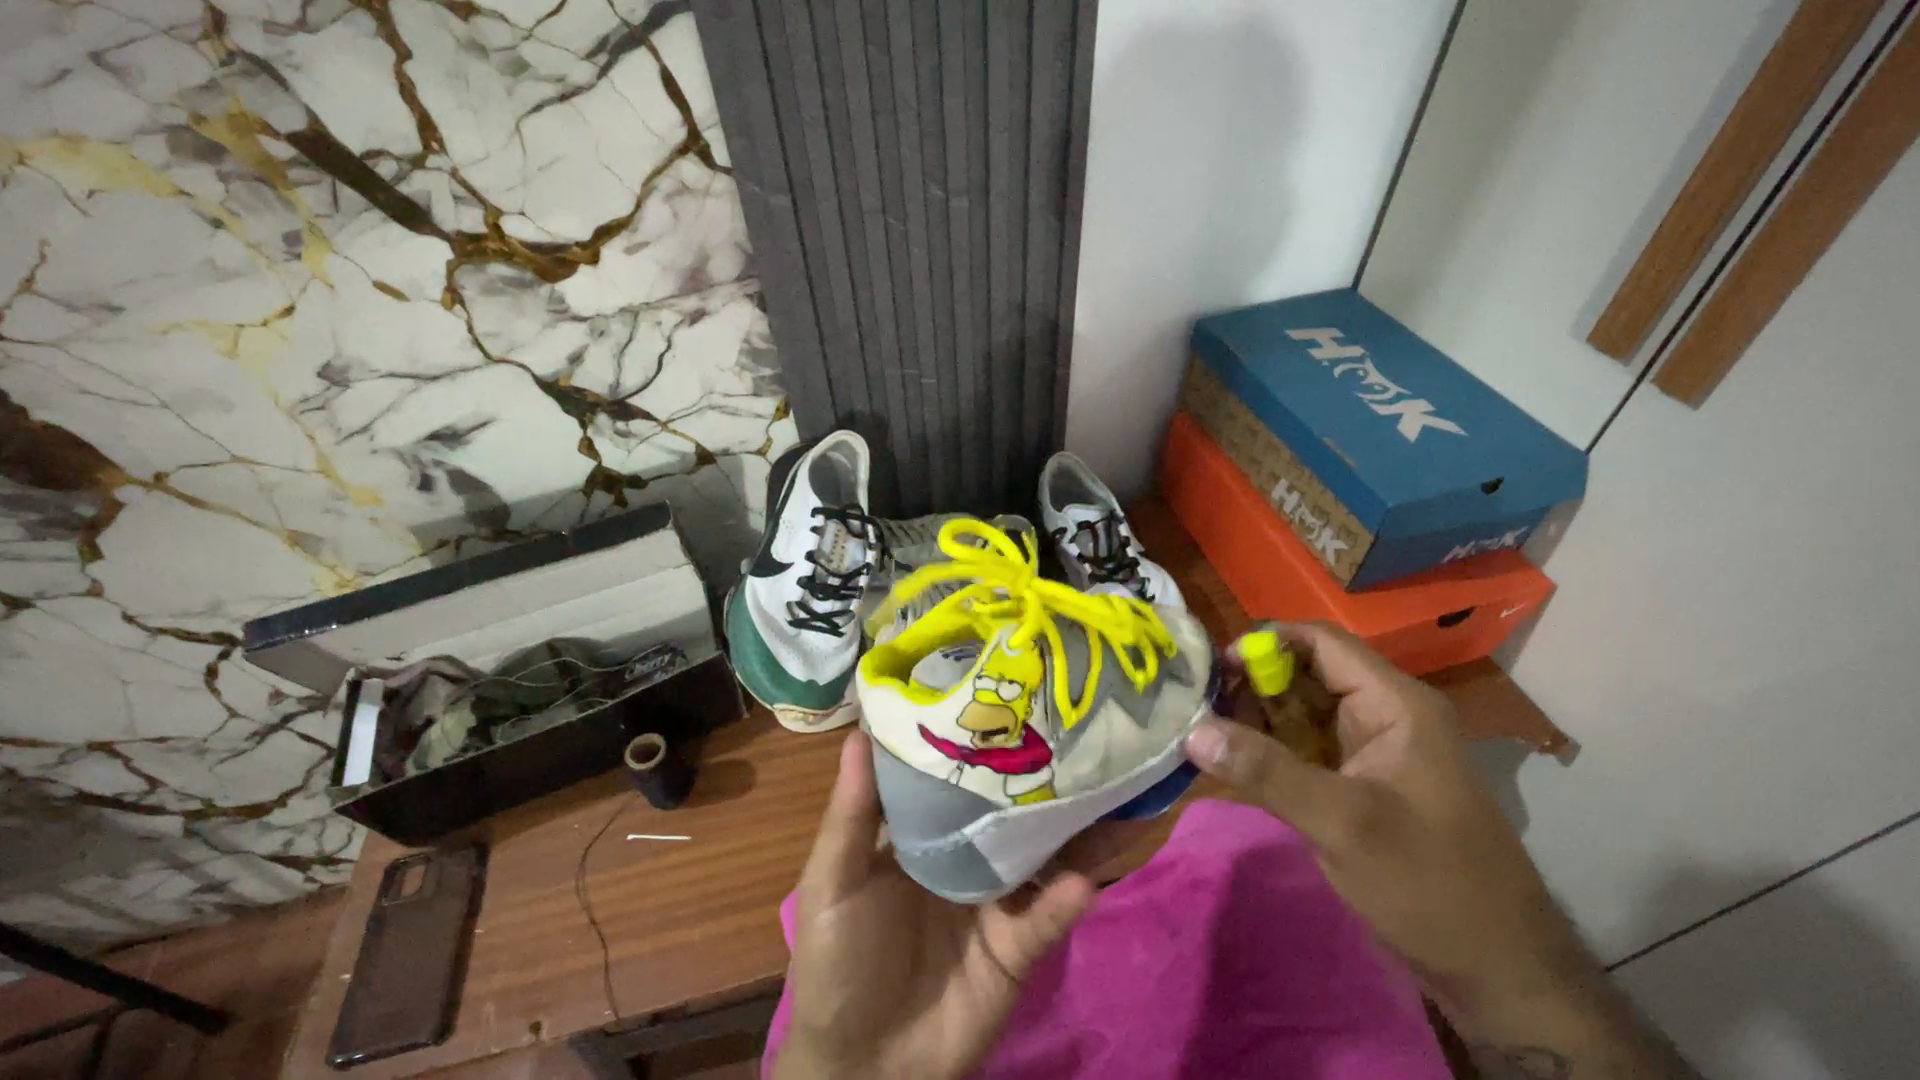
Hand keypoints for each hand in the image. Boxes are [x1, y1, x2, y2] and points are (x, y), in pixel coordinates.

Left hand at [774, 732, 1095, 1079]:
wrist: (864, 1068)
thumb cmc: (836, 963)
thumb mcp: (833, 883)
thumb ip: (851, 815)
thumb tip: (859, 731)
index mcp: (918, 833)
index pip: (953, 774)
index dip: (977, 736)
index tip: (1008, 686)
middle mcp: (964, 855)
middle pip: (1008, 808)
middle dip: (1041, 775)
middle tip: (1082, 727)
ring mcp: (996, 899)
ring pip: (1041, 855)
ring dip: (1076, 829)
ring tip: (1112, 789)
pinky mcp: (1018, 946)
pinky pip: (1046, 918)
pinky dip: (1064, 901)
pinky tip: (1080, 882)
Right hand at [1185, 624, 1697, 1077]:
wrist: (1497, 966)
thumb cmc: (1429, 882)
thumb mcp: (1343, 823)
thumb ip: (1267, 772)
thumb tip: (1192, 730)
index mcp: (1396, 704)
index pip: (1321, 643)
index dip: (1264, 643)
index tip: (1208, 669)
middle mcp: (1385, 715)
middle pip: (1307, 674)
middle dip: (1251, 684)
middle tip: (1195, 706)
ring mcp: (1375, 752)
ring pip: (1302, 713)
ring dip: (1255, 718)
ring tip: (1201, 732)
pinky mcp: (1363, 786)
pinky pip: (1307, 750)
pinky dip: (1270, 751)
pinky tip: (1232, 764)